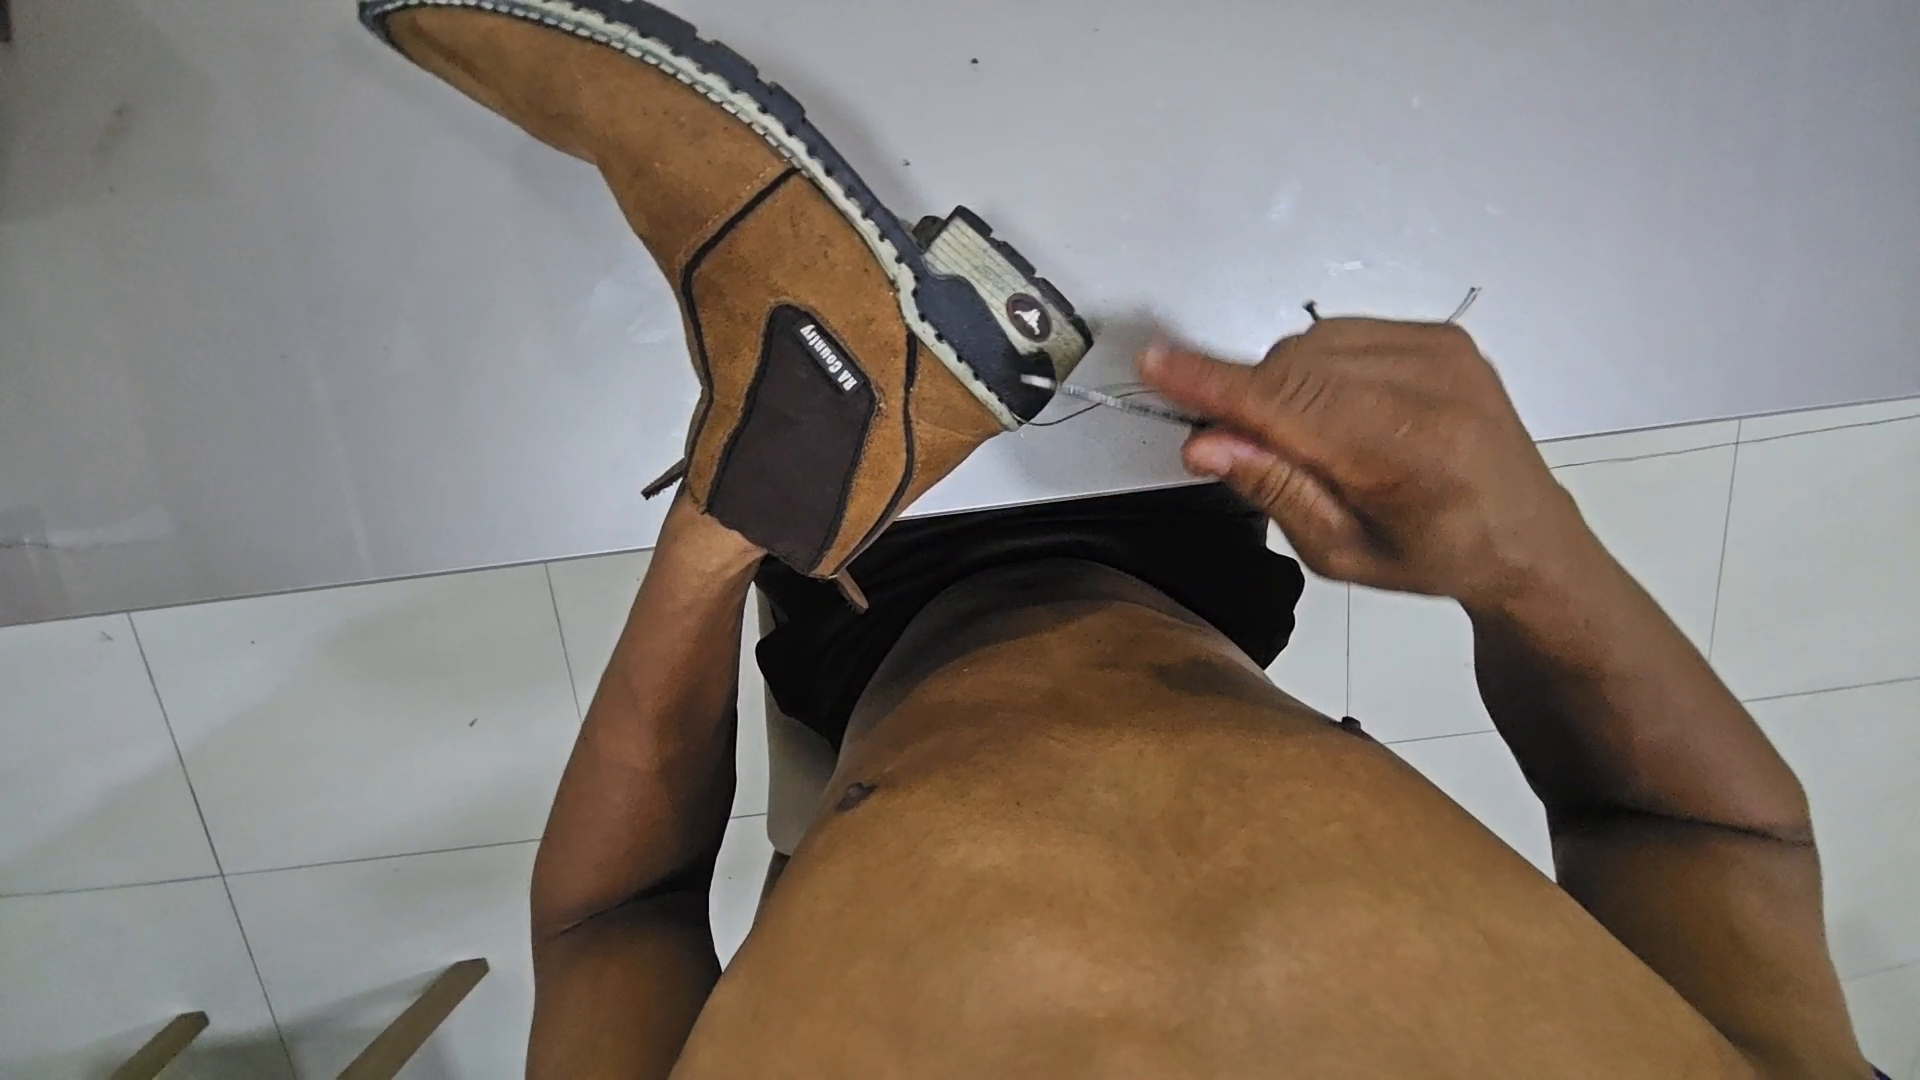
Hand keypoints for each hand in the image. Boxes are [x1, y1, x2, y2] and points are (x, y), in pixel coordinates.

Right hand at [1139, 318, 1595, 609]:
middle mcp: (1433, 386)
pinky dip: (1308, 369)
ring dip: (1276, 385)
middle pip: (1291, 369)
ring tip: (1299, 438)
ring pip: (1308, 344)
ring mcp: (1440, 350)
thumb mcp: (1338, 550)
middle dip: (1243, 401)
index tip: (1156, 363)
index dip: (1214, 385)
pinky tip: (1328, 409)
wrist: (1525, 534)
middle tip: (1232, 447)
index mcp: (1411, 452)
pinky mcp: (1440, 334)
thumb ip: (1271, 488)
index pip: (1287, 404)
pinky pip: (1337, 334)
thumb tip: (1203, 445)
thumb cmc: (1430, 557)